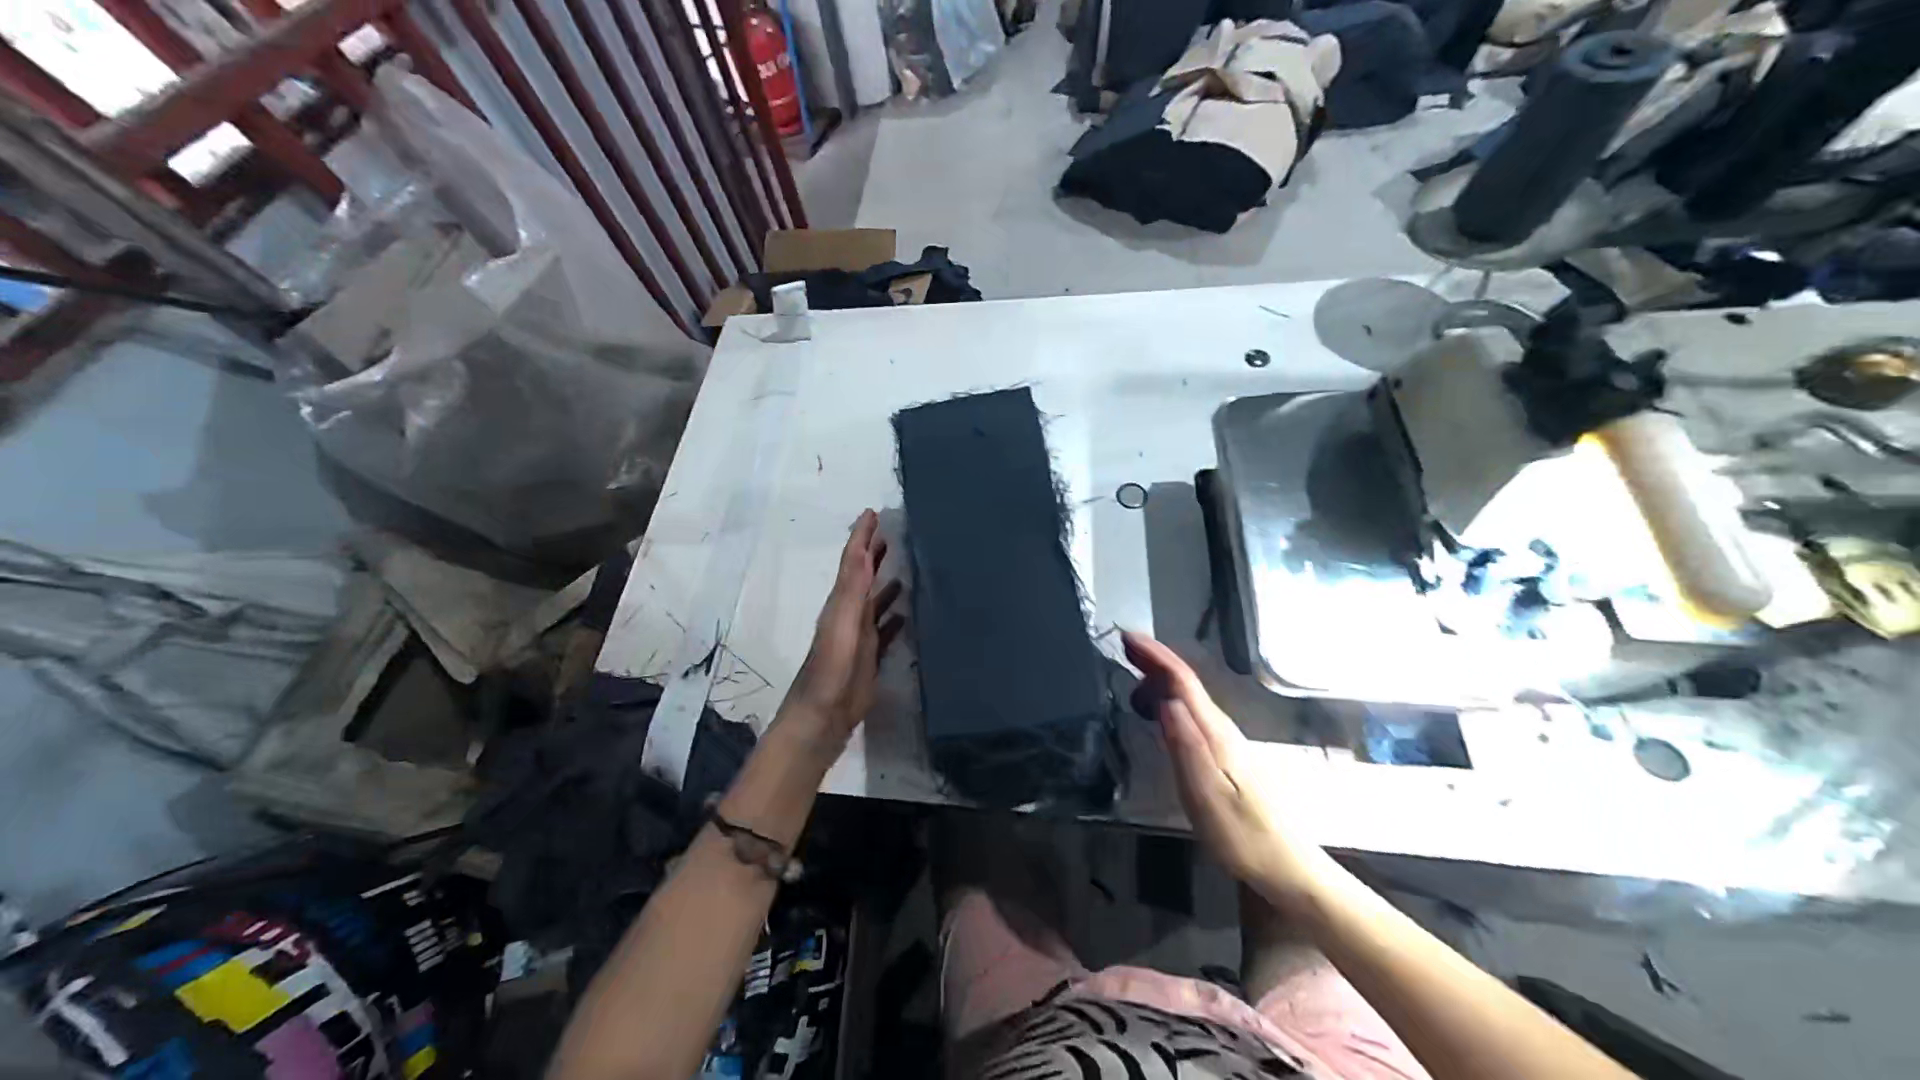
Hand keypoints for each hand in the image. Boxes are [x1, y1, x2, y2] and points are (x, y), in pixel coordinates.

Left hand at [783, 510, 904, 747]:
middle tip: (890, 531)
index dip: (861, 536)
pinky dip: (894, 617)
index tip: (872, 512)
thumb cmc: (831, 671)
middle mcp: (850, 614)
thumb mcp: (841, 627)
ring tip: (904, 565)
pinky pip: (885, 630)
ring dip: (884, 582)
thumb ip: (852, 592)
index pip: (854, 561)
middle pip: (862, 576)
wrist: (822, 717)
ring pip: (874, 601)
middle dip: (873, 552)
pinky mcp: (870, 657)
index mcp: (842, 603)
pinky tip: (907, 614)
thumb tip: (865, 553)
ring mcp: (860, 636)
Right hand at [1123, 631, 1326, 908]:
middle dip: (1155, 660)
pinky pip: (1190, 714)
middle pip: (1186, 683)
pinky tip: (1156, 710)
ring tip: (1130, 676)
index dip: (1156, 656)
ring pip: (1188, 697)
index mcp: (1215, 733)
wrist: (1285, 867)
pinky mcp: (1223, 756)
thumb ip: (1186, 746)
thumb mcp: (1207, 794)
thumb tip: (1166, 701)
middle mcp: (1221, 729)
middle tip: (1122, 647)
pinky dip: (1168, 700)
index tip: (1128, 636)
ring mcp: (1224, 742)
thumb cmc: (1243, 835)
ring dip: (1160, 679)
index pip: (1184, 682)